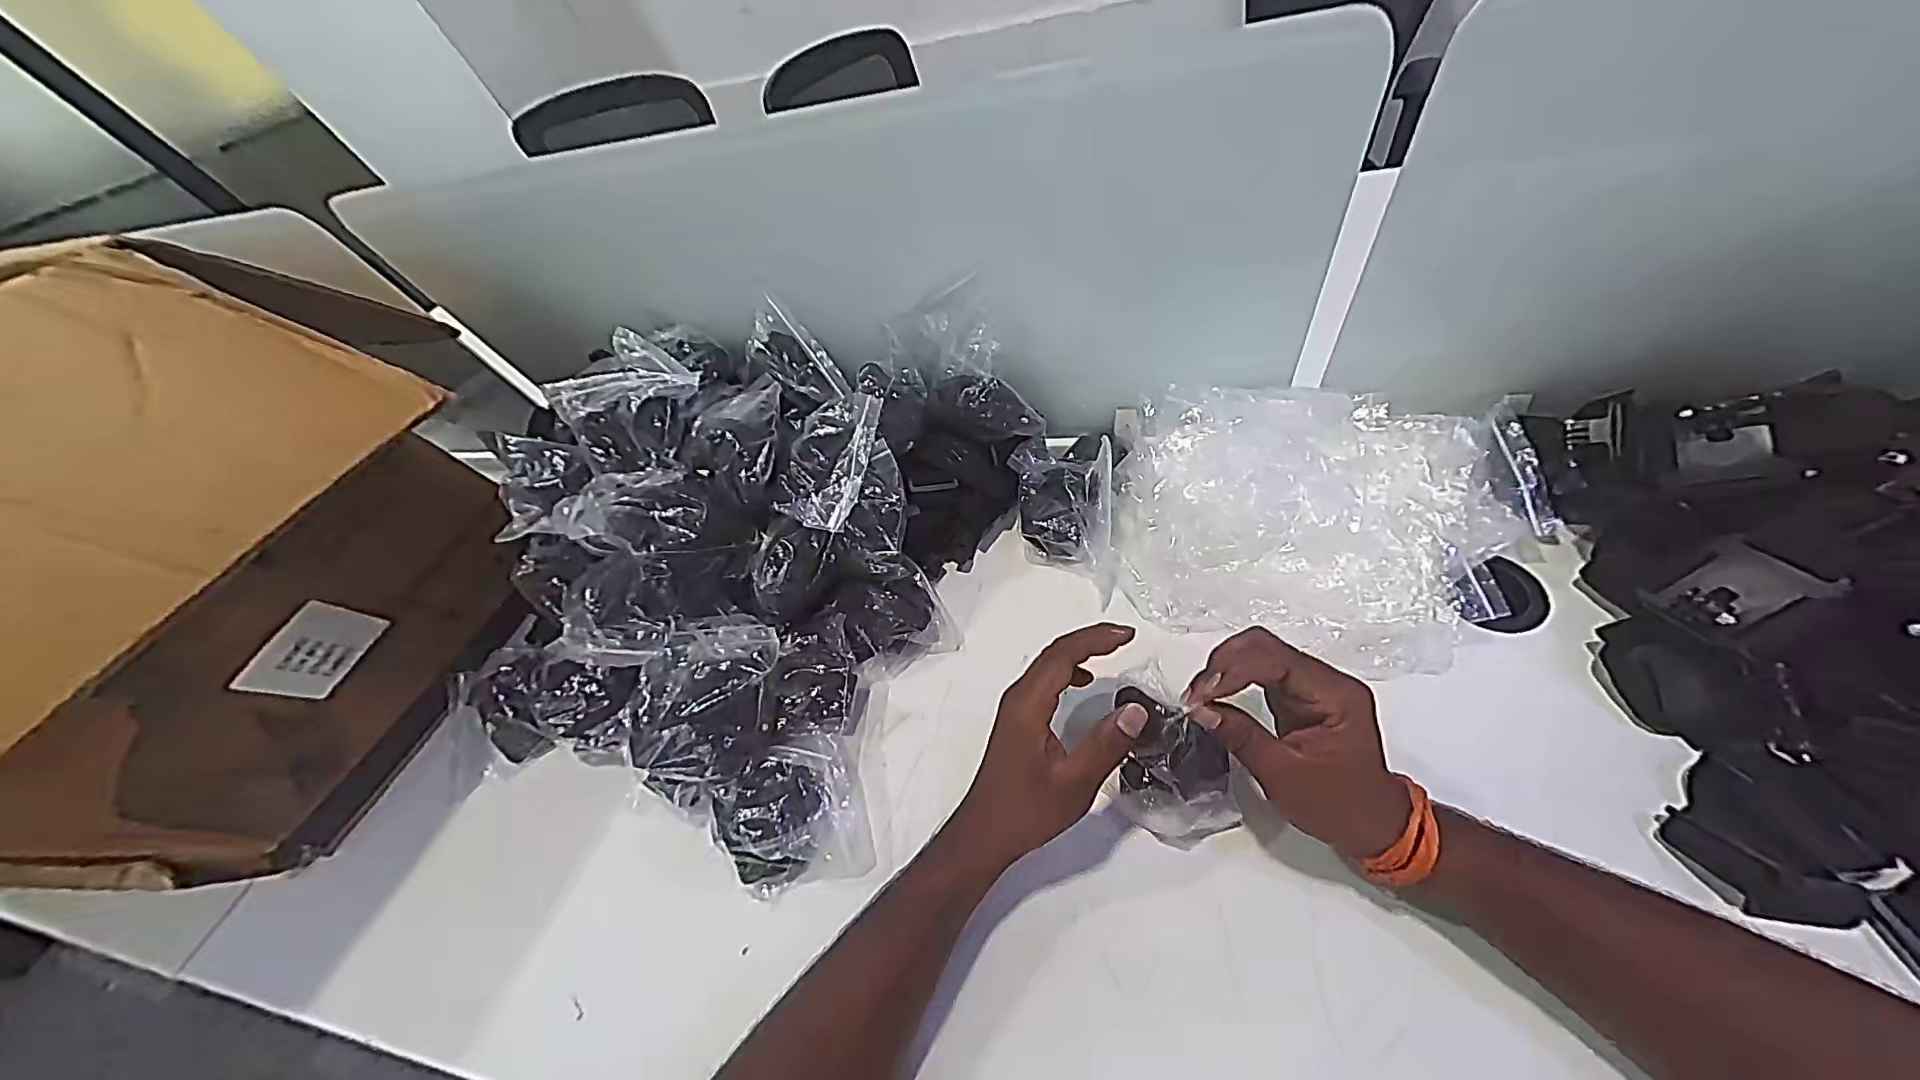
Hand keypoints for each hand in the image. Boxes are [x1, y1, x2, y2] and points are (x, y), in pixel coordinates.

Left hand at [944, 624, 1148, 869]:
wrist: (986, 831)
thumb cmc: (1025, 810)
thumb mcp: (1075, 782)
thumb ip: (1106, 744)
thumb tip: (1135, 711)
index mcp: (1028, 705)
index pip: (1062, 655)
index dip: (1096, 639)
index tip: (1127, 635)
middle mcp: (1018, 699)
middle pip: (1053, 653)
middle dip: (1090, 639)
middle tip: (1124, 637)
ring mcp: (1015, 708)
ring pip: (1047, 665)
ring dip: (1079, 653)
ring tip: (1111, 651)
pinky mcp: (1017, 720)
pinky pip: (1044, 681)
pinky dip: (1067, 671)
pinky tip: (1084, 682)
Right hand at [1183, 627, 1410, 860]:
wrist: (1374, 824)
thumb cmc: (1341, 806)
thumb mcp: (1284, 776)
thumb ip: (1242, 737)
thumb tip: (1202, 711)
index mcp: (1335, 695)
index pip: (1275, 662)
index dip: (1231, 671)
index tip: (1200, 696)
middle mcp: (1326, 682)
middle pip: (1265, 647)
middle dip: (1224, 664)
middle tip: (1197, 694)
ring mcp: (1312, 686)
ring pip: (1259, 653)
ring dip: (1224, 669)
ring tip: (1200, 696)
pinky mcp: (1298, 695)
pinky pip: (1260, 671)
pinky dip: (1232, 678)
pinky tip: (1215, 695)